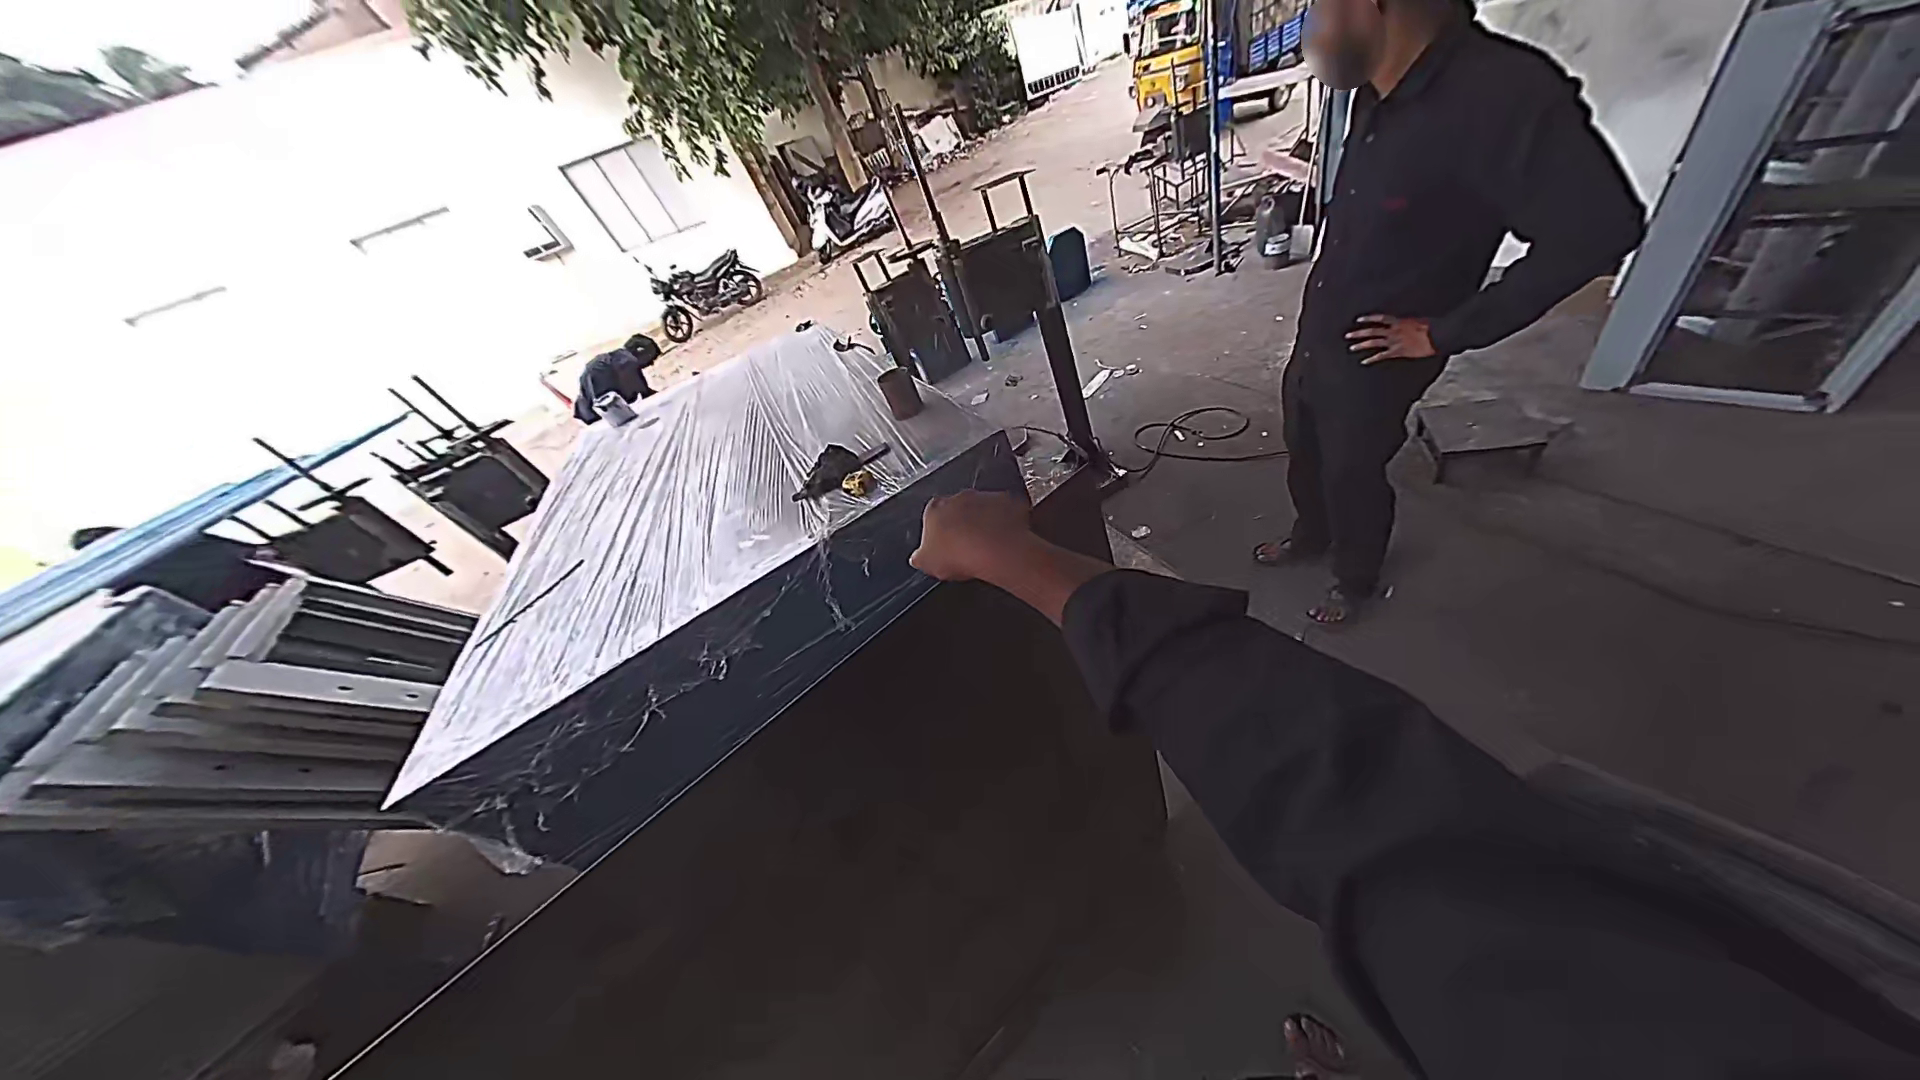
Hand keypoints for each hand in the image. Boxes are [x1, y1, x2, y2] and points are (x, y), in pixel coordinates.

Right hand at [911, 490, 1035, 582]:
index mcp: (935, 508)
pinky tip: (1005, 539)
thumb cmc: (958, 554)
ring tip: (988, 546)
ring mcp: (984, 497)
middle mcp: (959, 497)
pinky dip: (1007, 522)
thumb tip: (918, 558)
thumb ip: (920, 556)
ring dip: (985, 521)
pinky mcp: (1008, 502)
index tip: (945, 545)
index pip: (932, 515)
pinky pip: (1007, 511)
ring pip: (983, 508)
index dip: (939, 531)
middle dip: (962, 523)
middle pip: (958, 509)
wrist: (993, 551)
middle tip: (967, 546)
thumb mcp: (926, 563)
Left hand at [1348, 315, 1436, 362]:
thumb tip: (1405, 323)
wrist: (1439, 337)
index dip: (1369, 319)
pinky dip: (1371, 359)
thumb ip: (1407, 323)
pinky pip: (1381, 356)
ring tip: (1351, 348)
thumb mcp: (1418, 321)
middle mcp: (1394, 331)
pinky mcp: (1397, 352)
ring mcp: (1394, 342)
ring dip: (1361, 345)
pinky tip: (1363, 362)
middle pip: (1372, 331)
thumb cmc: (1433, 328)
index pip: (1381, 319)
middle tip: (1347, 335)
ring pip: (1373, 343)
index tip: (1358, 320)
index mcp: (1399, 322)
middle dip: (1358, 333)